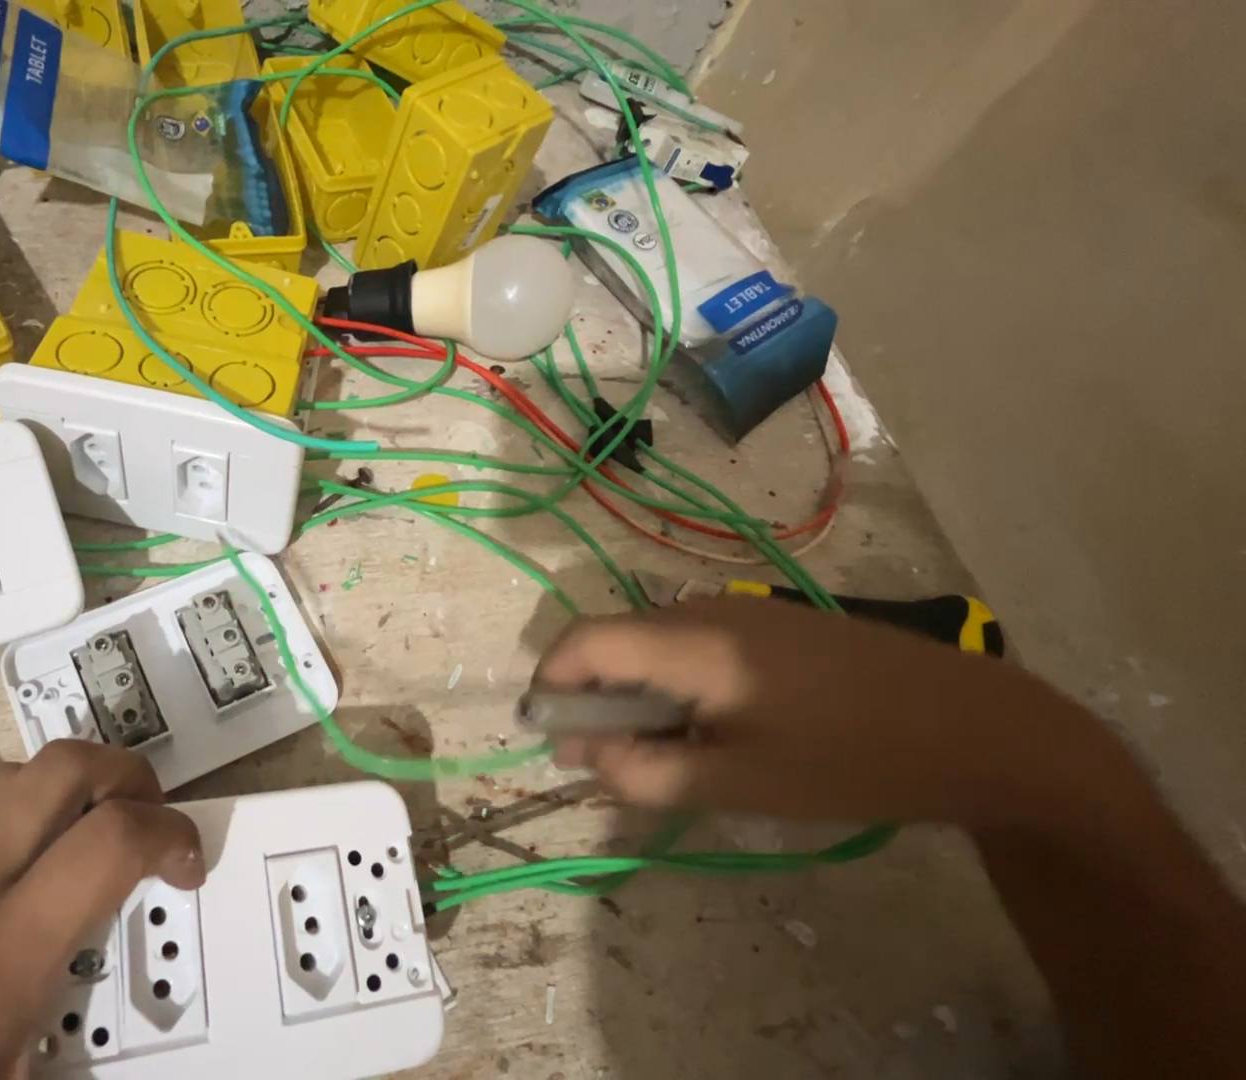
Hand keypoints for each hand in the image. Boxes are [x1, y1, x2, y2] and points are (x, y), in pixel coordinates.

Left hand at [0, 741, 204, 1079]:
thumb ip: (46, 1056)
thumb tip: (76, 1040)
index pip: (111, 842)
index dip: (171, 835)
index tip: (188, 866)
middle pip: (64, 768)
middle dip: (129, 773)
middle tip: (153, 816)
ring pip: (15, 773)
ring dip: (74, 780)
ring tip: (97, 825)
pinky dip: (24, 805)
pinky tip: (22, 862)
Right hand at [535, 596, 1131, 830]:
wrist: (983, 727)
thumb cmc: (853, 761)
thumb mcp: (740, 783)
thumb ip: (644, 771)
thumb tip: (580, 752)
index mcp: (691, 643)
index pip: (582, 641)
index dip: (550, 683)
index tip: (552, 735)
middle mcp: (702, 610)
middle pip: (612, 641)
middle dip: (594, 698)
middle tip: (614, 760)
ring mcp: (738, 609)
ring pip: (649, 644)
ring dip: (637, 694)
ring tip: (674, 751)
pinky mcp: (766, 620)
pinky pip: (688, 643)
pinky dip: (674, 683)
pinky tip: (719, 727)